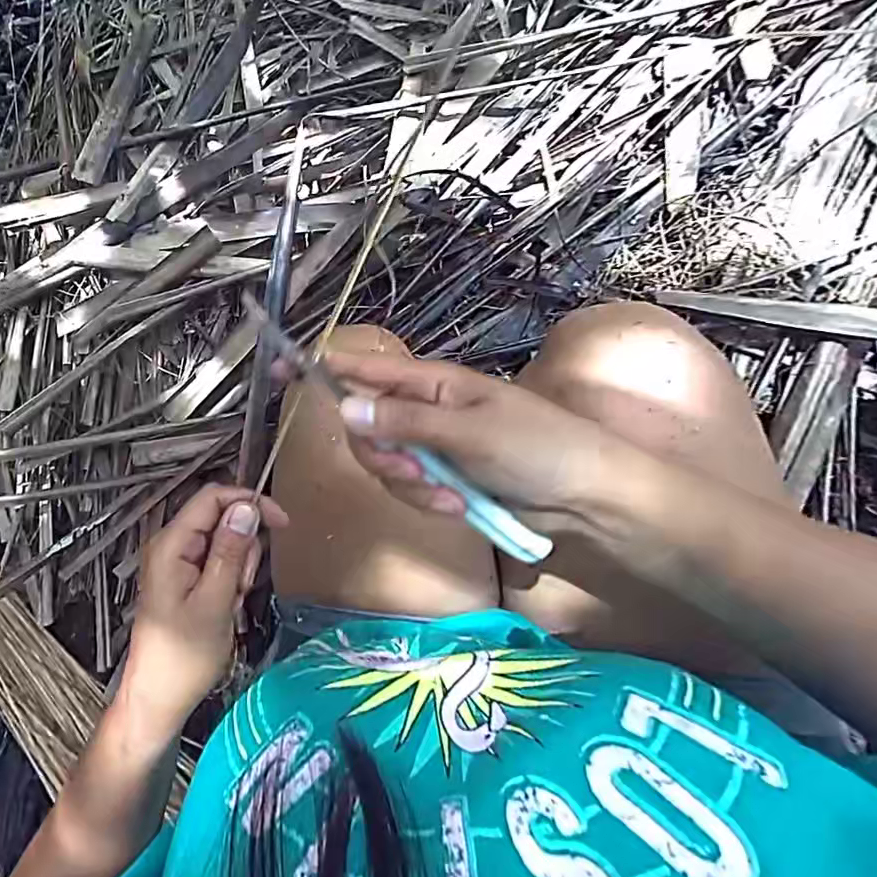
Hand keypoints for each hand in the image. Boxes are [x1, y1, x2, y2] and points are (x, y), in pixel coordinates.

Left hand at [121, 485, 286, 729]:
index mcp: (171, 544)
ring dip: (238, 567)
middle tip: (240, 585)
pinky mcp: (185, 577)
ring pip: (223, 541)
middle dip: (243, 546)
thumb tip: (247, 508)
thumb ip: (231, 552)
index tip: (280, 521)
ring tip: (231, 601)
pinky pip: (217, 562)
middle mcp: (171, 545)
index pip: (212, 497)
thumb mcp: (214, 603)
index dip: (248, 502)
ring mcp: (177, 561)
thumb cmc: (182, 658)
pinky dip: (230, 580)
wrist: (159, 697)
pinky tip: (226, 605)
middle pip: (220, 517)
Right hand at [319, 350, 634, 531]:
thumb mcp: (470, 431)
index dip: (323, 367)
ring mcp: (432, 448)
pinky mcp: (442, 482)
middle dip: (383, 455)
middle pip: (365, 426)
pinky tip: (460, 509)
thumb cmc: (541, 448)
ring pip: (384, 464)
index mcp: (431, 383)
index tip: (282, 369)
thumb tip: (343, 408)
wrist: (594, 501)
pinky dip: (428, 502)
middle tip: (414, 473)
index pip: (365, 368)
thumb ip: (403, 422)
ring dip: (411, 486)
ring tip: (452, 498)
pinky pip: (409, 490)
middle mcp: (424, 411)